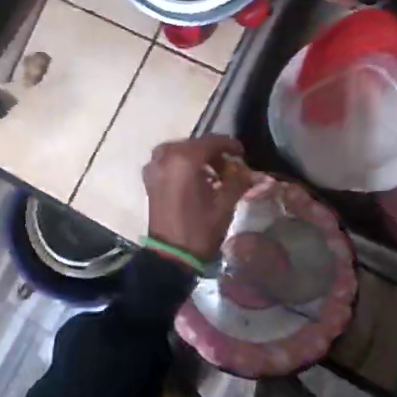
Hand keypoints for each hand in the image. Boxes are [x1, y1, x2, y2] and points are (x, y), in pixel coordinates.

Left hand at [143, 136, 252, 261]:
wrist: (171, 255)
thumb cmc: (200, 230)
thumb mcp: (225, 204)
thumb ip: (237, 180)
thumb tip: (247, 170)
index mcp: (184, 160)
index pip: (211, 141)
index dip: (229, 145)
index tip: (241, 154)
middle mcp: (165, 157)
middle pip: (194, 145)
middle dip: (213, 153)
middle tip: (229, 168)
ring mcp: (153, 168)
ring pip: (179, 152)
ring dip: (197, 158)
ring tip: (213, 175)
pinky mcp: (149, 180)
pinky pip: (167, 162)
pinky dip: (182, 165)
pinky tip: (195, 180)